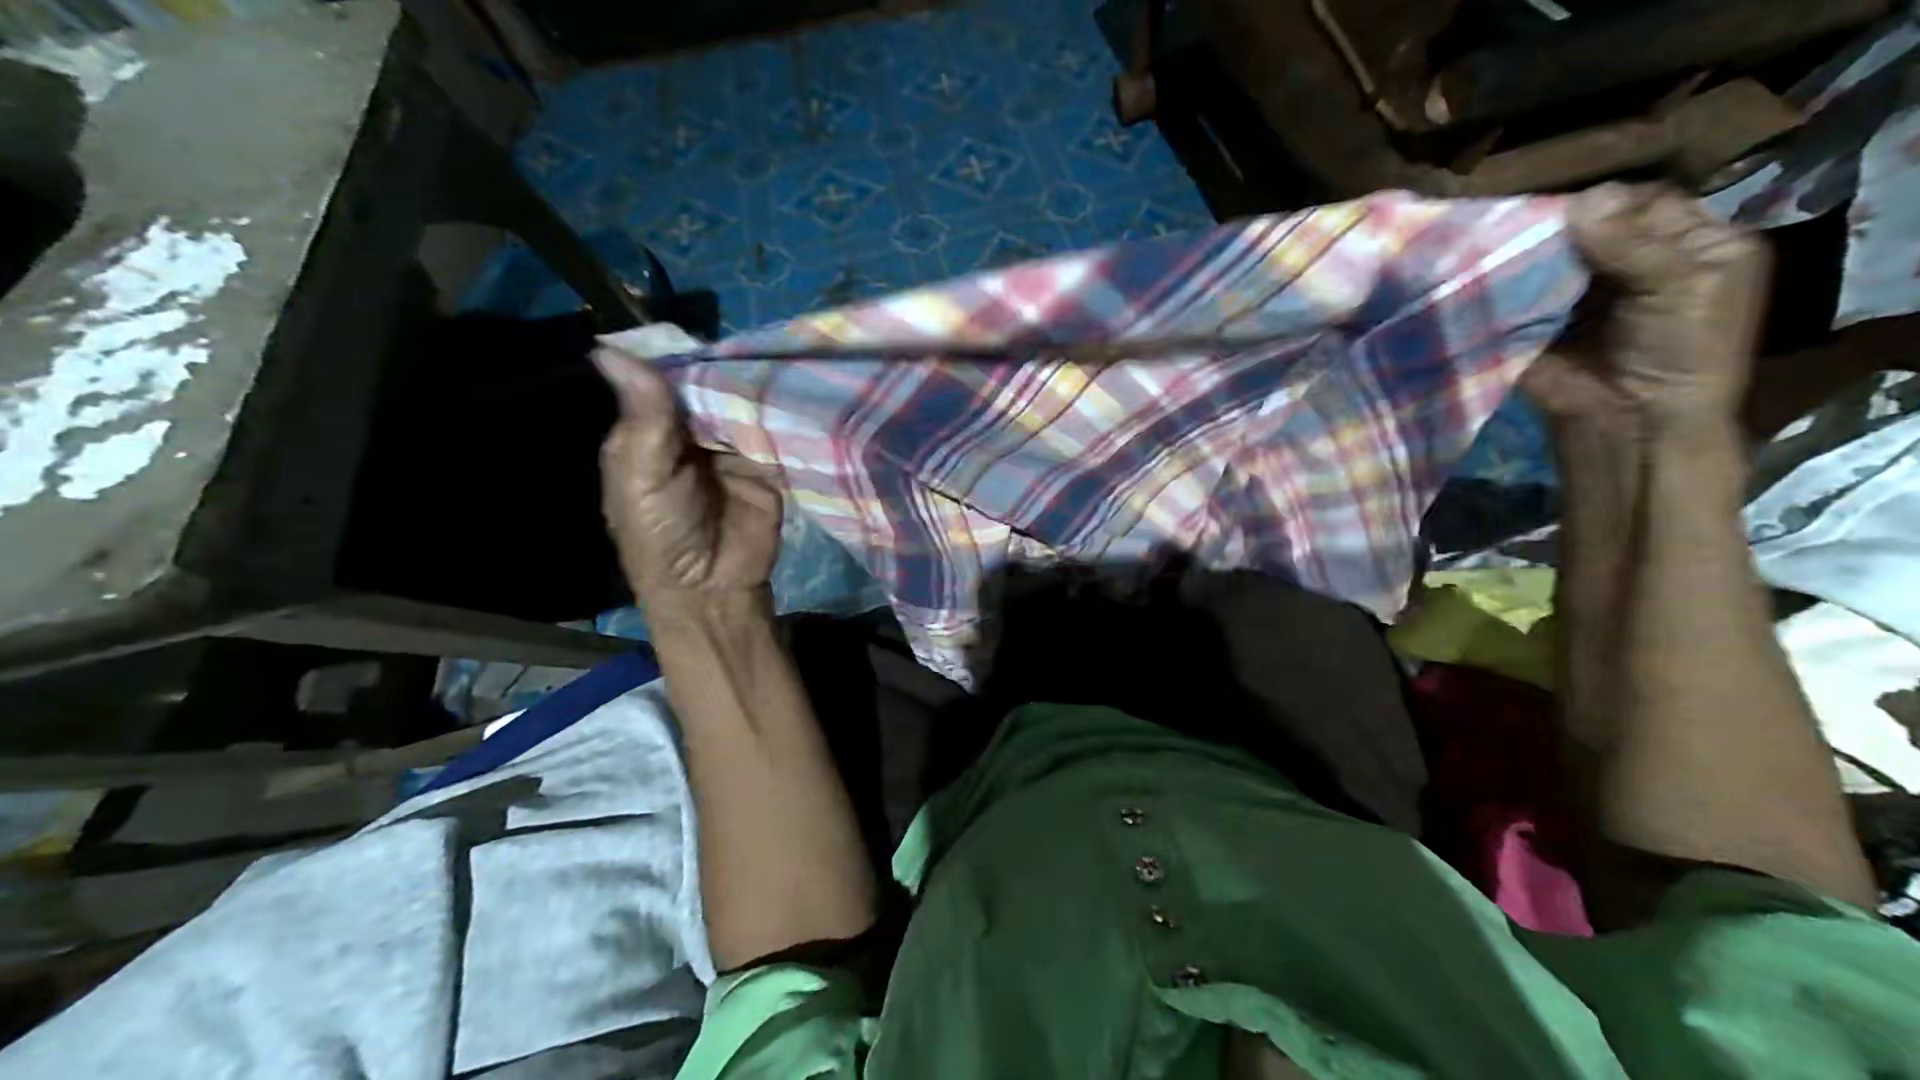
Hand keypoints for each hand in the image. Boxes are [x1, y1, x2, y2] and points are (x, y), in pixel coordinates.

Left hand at [594, 347, 781, 617]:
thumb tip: (608, 351)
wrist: (715, 588)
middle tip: (754, 340)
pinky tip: (797, 387)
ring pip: (743, 401)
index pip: (663, 379)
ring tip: (781, 353)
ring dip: (757, 385)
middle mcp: (690, 430)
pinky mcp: (768, 459)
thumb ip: (642, 418)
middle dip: (726, 366)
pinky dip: (782, 411)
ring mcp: (732, 443)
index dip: (680, 355)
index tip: (704, 330)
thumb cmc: (662, 536)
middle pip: (708, 384)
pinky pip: (775, 428)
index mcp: (649, 430)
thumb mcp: (642, 477)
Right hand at [1522, 184, 1769, 423]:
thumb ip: (1631, 242)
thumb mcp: (1681, 285)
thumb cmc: (1682, 351)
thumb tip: (1579, 199)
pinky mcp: (1535, 321)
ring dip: (1529, 253)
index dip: (1608, 201)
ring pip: (1550, 257)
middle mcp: (1632, 262)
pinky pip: (1519, 292)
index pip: (1644, 202)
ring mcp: (1578, 294)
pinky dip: (1506, 283)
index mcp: (1689, 245)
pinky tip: (1490, 272)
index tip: (1569, 204)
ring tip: (1502, 243)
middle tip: (1526, 220)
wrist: (1630, 422)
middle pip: (1590, 227)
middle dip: (1561, 225)